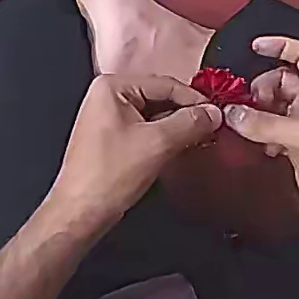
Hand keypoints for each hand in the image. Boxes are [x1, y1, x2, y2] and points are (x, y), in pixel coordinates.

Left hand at [46, 74, 221, 227]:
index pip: (165, 84)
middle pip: (160, 98)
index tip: (218, 113)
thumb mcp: (157, 143)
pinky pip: (146, 128)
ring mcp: (108, 116)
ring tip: (202, 137)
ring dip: (178, 126)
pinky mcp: (112, 137)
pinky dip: (165, 136)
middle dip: (187, 113)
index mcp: (112, 87)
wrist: (80, 214)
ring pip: (155, 114)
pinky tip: (183, 146)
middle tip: (213, 126)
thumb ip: (190, 123)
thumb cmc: (110, 175)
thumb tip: (215, 112)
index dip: (194, 99)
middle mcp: (108, 96)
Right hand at [220, 37, 298, 236]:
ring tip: (244, 124)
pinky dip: (258, 133)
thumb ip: (266, 123)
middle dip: (261, 88)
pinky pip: (269, 131)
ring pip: (272, 107)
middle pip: (281, 81)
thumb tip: (233, 113)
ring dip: (255, 113)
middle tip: (246, 104)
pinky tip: (255, 145)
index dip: (282, 46)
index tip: (256, 47)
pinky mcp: (295, 149)